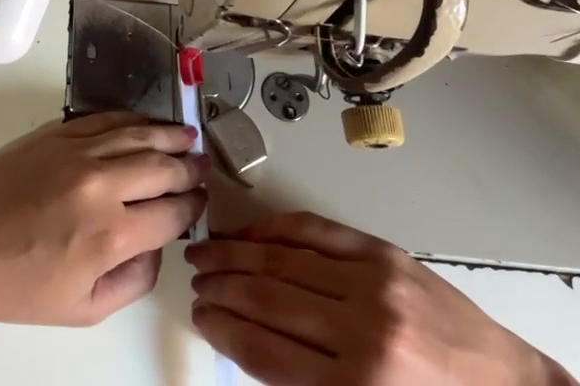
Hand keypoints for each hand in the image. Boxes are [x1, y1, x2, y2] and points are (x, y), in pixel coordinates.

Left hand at [0, 111, 206, 327]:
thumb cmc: (16, 286)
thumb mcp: (84, 309)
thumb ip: (133, 281)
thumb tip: (156, 247)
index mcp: (111, 236)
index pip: (173, 213)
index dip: (193, 207)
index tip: (200, 202)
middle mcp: (100, 186)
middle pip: (163, 167)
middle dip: (189, 168)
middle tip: (202, 167)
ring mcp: (76, 152)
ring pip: (138, 135)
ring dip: (168, 136)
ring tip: (188, 137)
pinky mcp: (54, 133)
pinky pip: (104, 119)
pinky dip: (131, 120)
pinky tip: (145, 124)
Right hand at [187, 212, 575, 385]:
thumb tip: (242, 341)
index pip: (262, 351)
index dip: (222, 330)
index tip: (199, 317)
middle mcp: (361, 331)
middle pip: (265, 299)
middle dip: (220, 288)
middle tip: (194, 281)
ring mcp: (373, 284)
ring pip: (282, 259)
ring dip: (235, 253)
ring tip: (205, 252)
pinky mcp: (385, 253)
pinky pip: (315, 231)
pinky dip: (274, 229)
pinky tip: (249, 234)